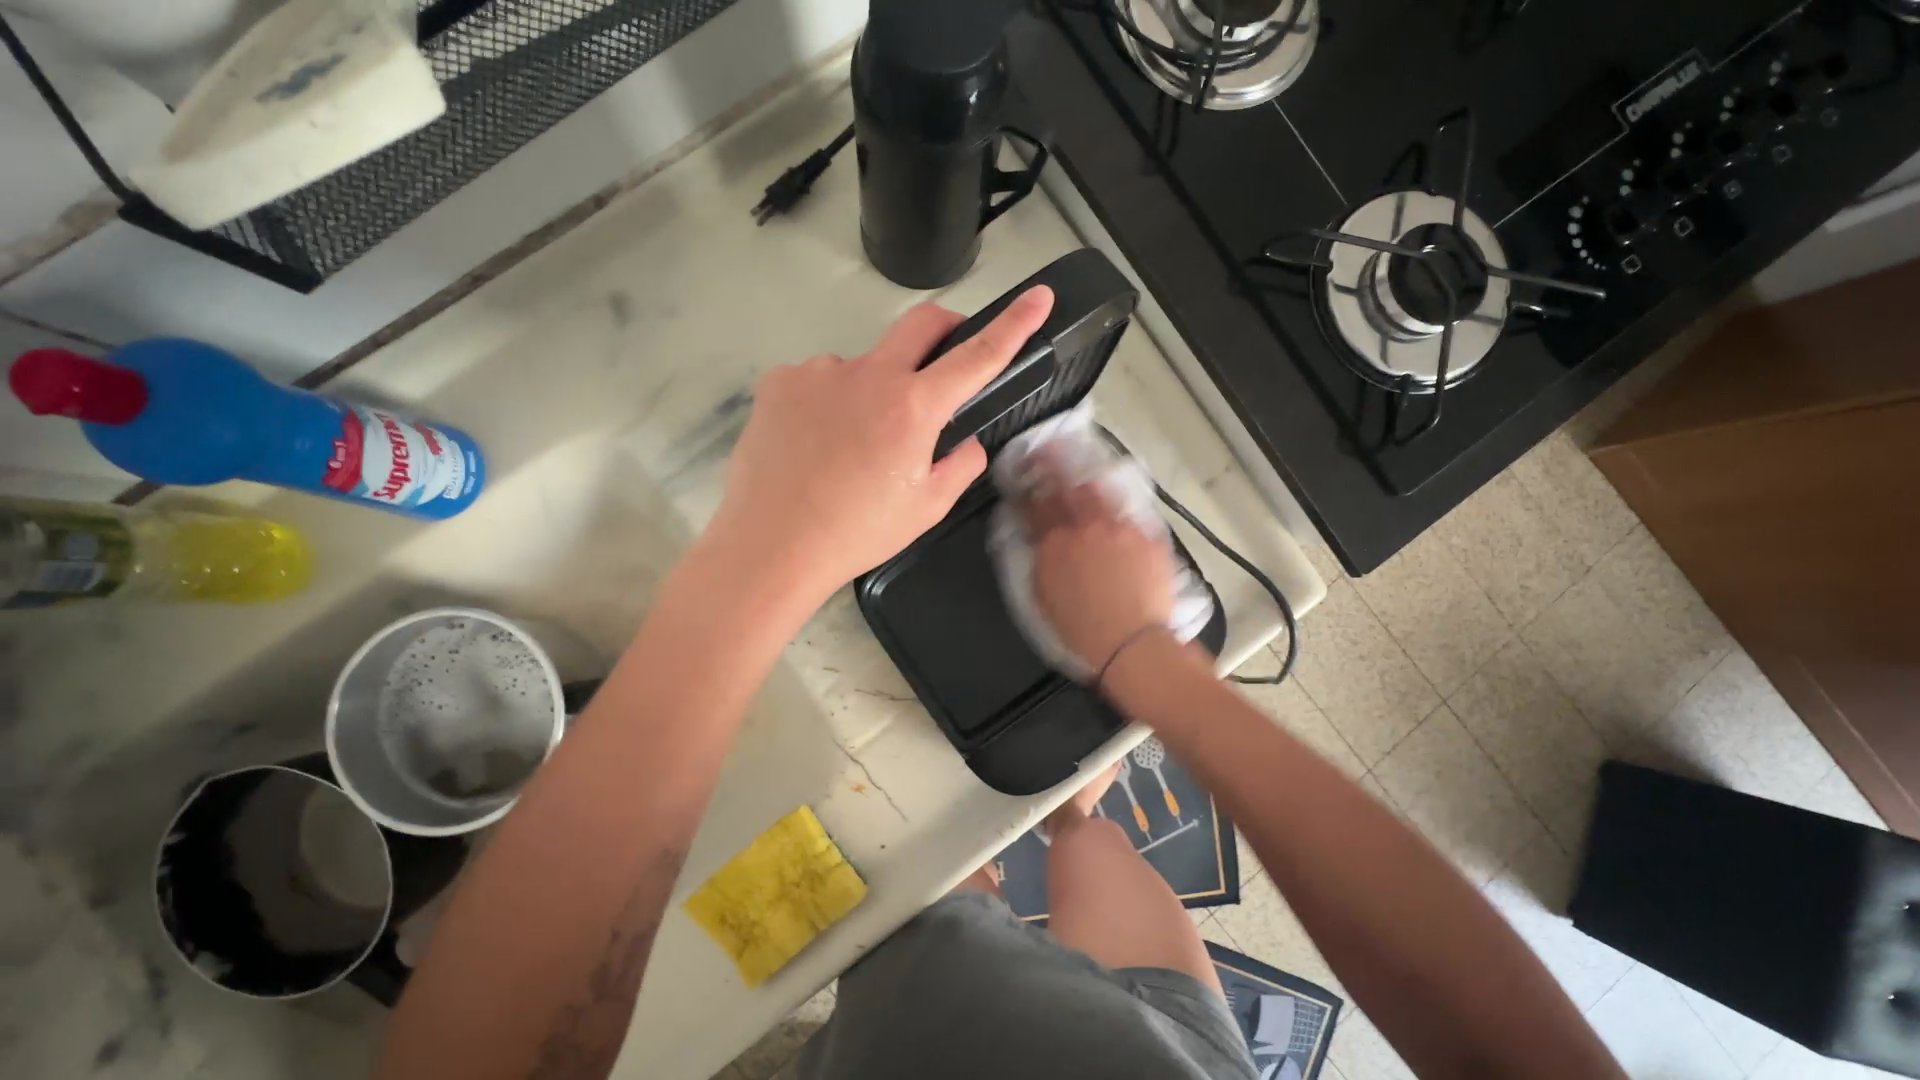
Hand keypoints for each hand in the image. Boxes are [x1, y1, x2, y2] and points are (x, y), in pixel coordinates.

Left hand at [710, 286, 1054, 599]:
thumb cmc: (856, 532)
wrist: (771, 546)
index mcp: (913, 407)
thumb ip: (960, 464)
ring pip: (862, 365)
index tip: (1037, 297)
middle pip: (920, 323)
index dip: (1013, 324)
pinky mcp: (779, 381)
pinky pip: (817, 381)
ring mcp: (818, 372)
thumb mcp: (927, 507)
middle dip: (945, 328)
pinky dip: (826, 404)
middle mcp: (868, 374)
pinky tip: (812, 444)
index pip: (977, 356)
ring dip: (870, 389)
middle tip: (943, 360)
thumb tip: (965, 441)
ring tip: (849, 446)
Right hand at [1021, 478, 1175, 673]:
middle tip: (1046, 452)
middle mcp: (1086, 527)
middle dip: (1052, 464)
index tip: (1022, 476)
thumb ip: (1040, 560)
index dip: (1025, 486)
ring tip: (1082, 475)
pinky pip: (1132, 513)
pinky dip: (1120, 509)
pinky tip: (1118, 509)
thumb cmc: (1083, 631)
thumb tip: (1037, 541)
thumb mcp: (1044, 597)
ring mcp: (1120, 528)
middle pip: (1066, 484)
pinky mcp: (1149, 537)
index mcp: (1054, 544)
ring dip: (1086, 480)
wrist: (1132, 644)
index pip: (1034, 505)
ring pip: (1100, 490)